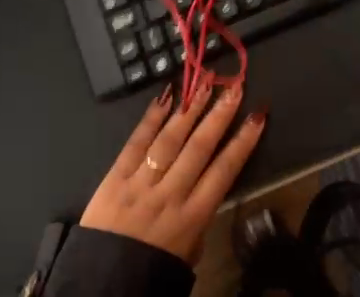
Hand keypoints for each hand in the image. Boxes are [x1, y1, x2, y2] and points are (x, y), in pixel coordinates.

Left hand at [79, 81, 265, 262]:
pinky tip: (165, 97)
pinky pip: (136, 141)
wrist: (103, 285)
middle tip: (234, 88)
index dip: (242, 142)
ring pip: (170, 139)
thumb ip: (200, 219)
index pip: (223, 171)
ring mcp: (141, 183)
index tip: (257, 116)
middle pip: (199, 148)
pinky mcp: (115, 177)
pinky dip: (151, 117)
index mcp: (192, 217)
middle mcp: (170, 194)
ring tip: (204, 84)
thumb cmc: (152, 271)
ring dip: (190, 109)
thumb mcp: (190, 253)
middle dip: (219, 115)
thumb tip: (206, 186)